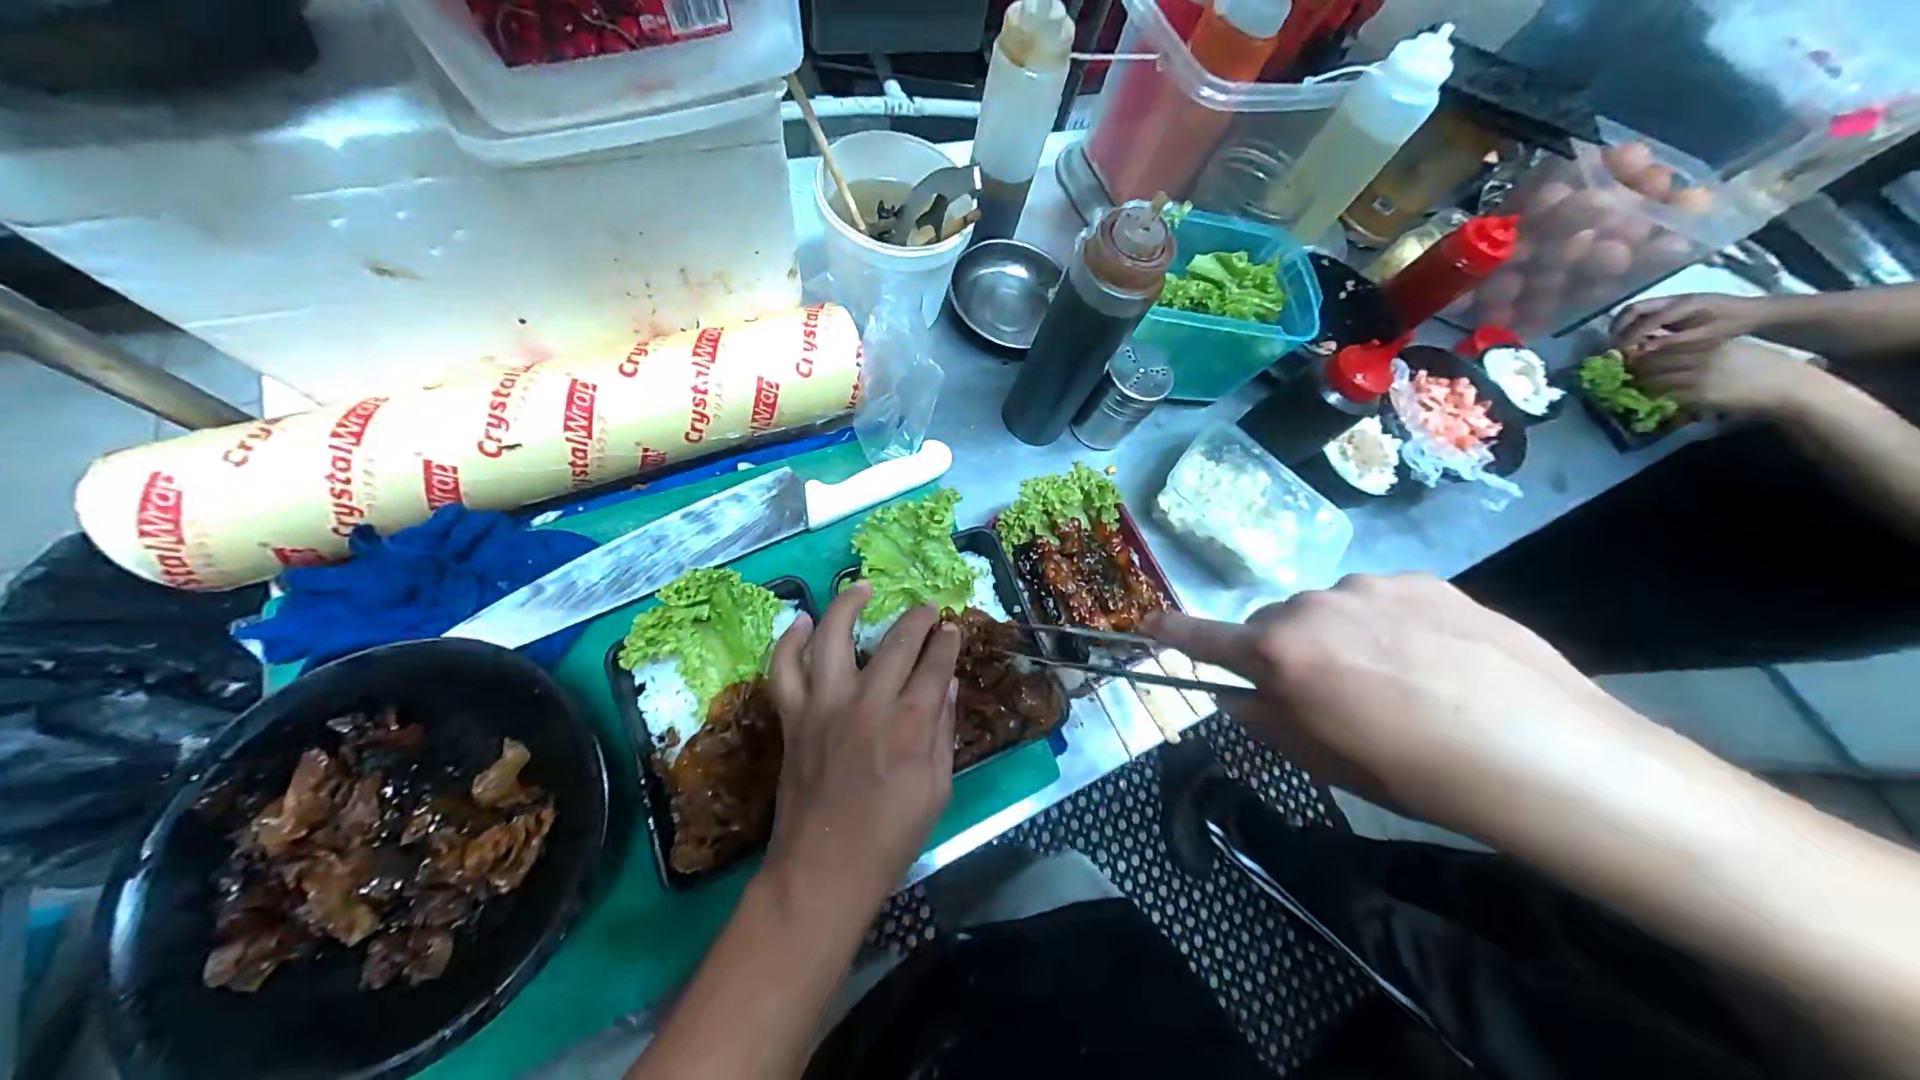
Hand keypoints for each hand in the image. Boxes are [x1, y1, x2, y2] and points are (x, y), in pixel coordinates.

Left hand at [765, 582, 959, 905]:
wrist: (823, 869)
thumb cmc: (890, 836)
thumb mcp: (938, 789)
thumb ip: (943, 730)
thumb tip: (949, 683)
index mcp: (909, 725)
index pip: (935, 664)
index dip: (947, 641)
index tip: (952, 628)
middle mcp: (867, 704)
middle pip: (895, 643)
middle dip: (917, 619)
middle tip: (927, 608)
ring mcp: (823, 706)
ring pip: (832, 638)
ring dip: (848, 605)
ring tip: (863, 586)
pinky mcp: (792, 717)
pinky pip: (783, 669)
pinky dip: (789, 641)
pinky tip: (802, 621)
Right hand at [1146, 575, 1647, 832]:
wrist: (1552, 757)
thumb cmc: (1418, 774)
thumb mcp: (1324, 760)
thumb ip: (1266, 719)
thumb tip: (1239, 694)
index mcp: (1282, 652)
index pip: (1206, 637)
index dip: (1173, 632)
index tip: (1148, 625)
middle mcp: (1314, 605)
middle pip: (1273, 625)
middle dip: (1282, 653)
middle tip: (1327, 695)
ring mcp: (1370, 586)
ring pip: (1326, 610)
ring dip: (1336, 637)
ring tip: (1394, 680)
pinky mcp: (1423, 580)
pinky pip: (1377, 601)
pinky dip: (1382, 625)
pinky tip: (1431, 660)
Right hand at [1611, 293, 1770, 355]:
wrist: (1754, 312)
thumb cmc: (1733, 324)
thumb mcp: (1708, 335)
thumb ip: (1674, 341)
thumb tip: (1643, 349)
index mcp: (1684, 304)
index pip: (1648, 319)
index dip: (1631, 336)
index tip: (1619, 352)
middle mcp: (1674, 299)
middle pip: (1633, 309)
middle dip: (1618, 327)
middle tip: (1613, 346)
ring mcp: (1671, 301)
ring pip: (1634, 310)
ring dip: (1622, 326)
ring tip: (1620, 343)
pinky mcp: (1670, 306)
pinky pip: (1643, 314)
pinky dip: (1632, 326)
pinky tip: (1635, 339)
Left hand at [1632, 339, 1825, 417]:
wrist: (1789, 387)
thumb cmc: (1762, 368)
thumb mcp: (1734, 351)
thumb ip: (1705, 350)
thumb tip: (1672, 353)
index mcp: (1712, 343)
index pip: (1665, 345)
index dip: (1644, 352)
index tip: (1631, 357)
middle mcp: (1703, 357)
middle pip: (1653, 361)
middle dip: (1636, 368)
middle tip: (1626, 374)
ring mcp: (1699, 376)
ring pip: (1654, 379)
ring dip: (1640, 383)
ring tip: (1635, 386)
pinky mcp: (1699, 395)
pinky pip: (1666, 394)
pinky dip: (1655, 395)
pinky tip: (1652, 396)